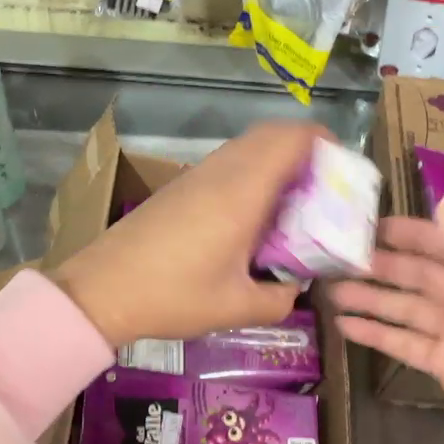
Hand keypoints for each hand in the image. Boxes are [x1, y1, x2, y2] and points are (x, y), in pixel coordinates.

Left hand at [50, 121, 325, 347]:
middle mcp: (220, 172)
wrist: (100, 290)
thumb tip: (295, 286)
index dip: (322, 140)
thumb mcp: (236, 308)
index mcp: (242, 192)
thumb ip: (280, 298)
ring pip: (246, 148)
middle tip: (324, 185)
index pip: (289, 139)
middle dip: (304, 149)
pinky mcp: (179, 188)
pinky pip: (227, 164)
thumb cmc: (172, 296)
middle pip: (269, 134)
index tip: (343, 163)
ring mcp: (195, 176)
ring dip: (275, 161)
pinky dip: (252, 173)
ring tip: (294, 202)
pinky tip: (254, 215)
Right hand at [330, 197, 443, 443]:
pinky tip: (345, 325)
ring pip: (406, 308)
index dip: (409, 233)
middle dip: (381, 266)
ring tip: (331, 290)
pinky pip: (405, 343)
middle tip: (336, 257)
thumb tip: (443, 200)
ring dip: (371, 298)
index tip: (367, 224)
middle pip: (420, 275)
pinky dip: (376, 334)